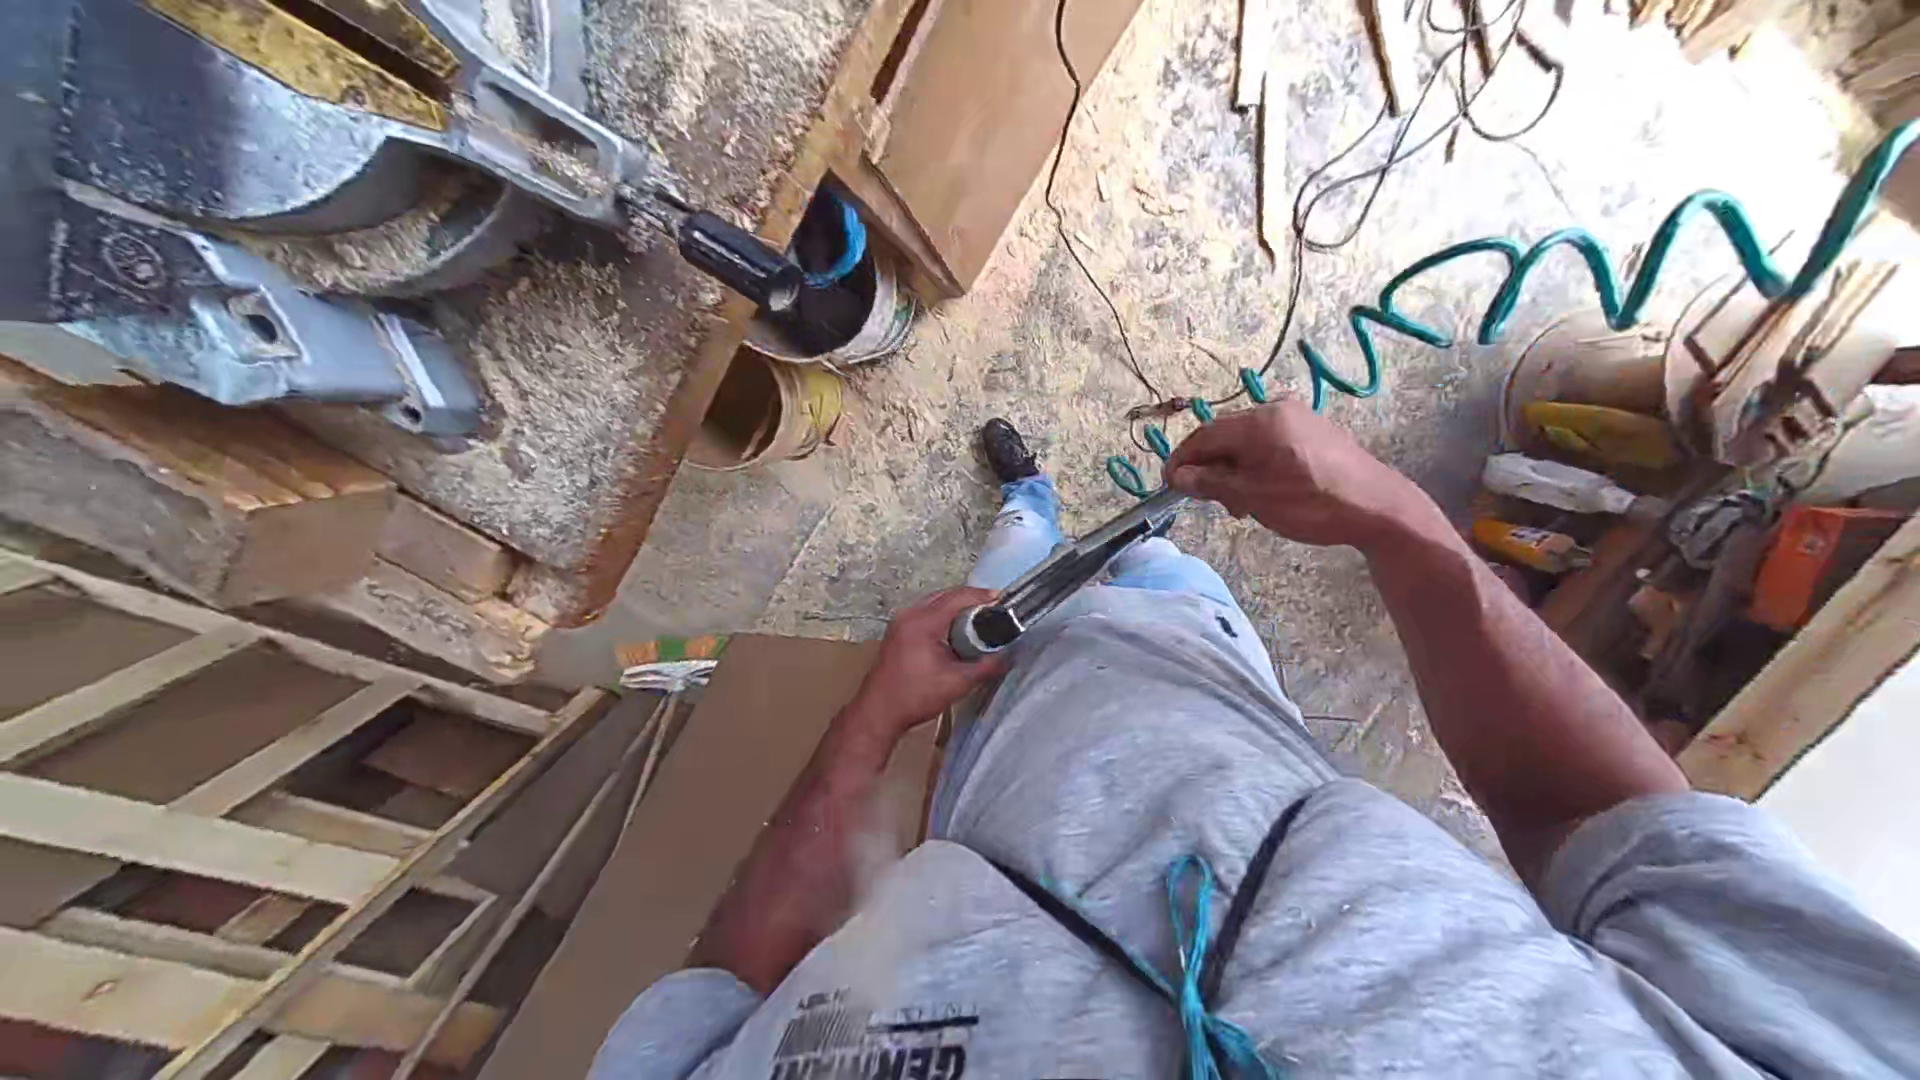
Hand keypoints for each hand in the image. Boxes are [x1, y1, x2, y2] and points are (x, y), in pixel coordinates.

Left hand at [842, 587, 1010, 738]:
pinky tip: (956, 629)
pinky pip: (926, 612)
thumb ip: (986, 667)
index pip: (957, 597)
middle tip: (994, 609)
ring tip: (979, 618)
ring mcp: (900, 621)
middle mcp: (909, 615)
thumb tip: (1009, 656)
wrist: (878, 712)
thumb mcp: (958, 683)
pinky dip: (943, 614)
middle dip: (971, 599)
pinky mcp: (897, 631)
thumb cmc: (915, 697)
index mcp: (923, 623)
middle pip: (946, 595)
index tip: (1003, 600)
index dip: (982, 596)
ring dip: (956, 606)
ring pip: (935, 602)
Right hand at [1166, 398, 1439, 552]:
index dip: (1181, 460)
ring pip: (1245, 442)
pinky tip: (1260, 490)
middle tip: (1208, 500)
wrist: (1378, 508)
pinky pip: (1267, 443)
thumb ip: (1209, 483)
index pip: (1203, 436)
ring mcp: (1297, 417)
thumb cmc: (1310, 503)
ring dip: (1232, 470)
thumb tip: (1176, 476)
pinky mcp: (1311, 431)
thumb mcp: (1252, 497)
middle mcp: (1276, 409)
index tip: (1168, 484)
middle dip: (1209, 468)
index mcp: (1260, 421)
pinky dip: (1254, 465)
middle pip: (1223, 436)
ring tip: (1240, 503)